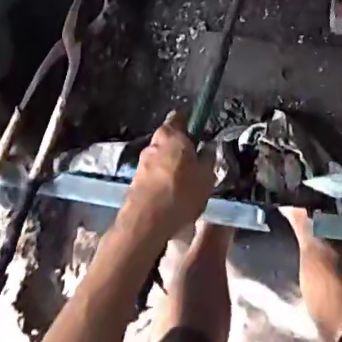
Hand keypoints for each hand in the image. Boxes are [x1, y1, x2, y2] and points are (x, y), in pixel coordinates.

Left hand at [121, 112, 214, 242]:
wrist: (145, 224)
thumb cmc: (181, 193)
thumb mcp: (206, 176)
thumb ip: (208, 157)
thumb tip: (207, 147)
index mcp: (171, 134)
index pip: (180, 117)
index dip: (191, 123)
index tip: (200, 133)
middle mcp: (153, 144)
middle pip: (169, 141)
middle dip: (180, 149)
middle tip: (196, 164)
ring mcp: (140, 164)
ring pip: (161, 160)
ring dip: (170, 168)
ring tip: (185, 187)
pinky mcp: (133, 184)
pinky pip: (153, 177)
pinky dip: (162, 183)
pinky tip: (172, 199)